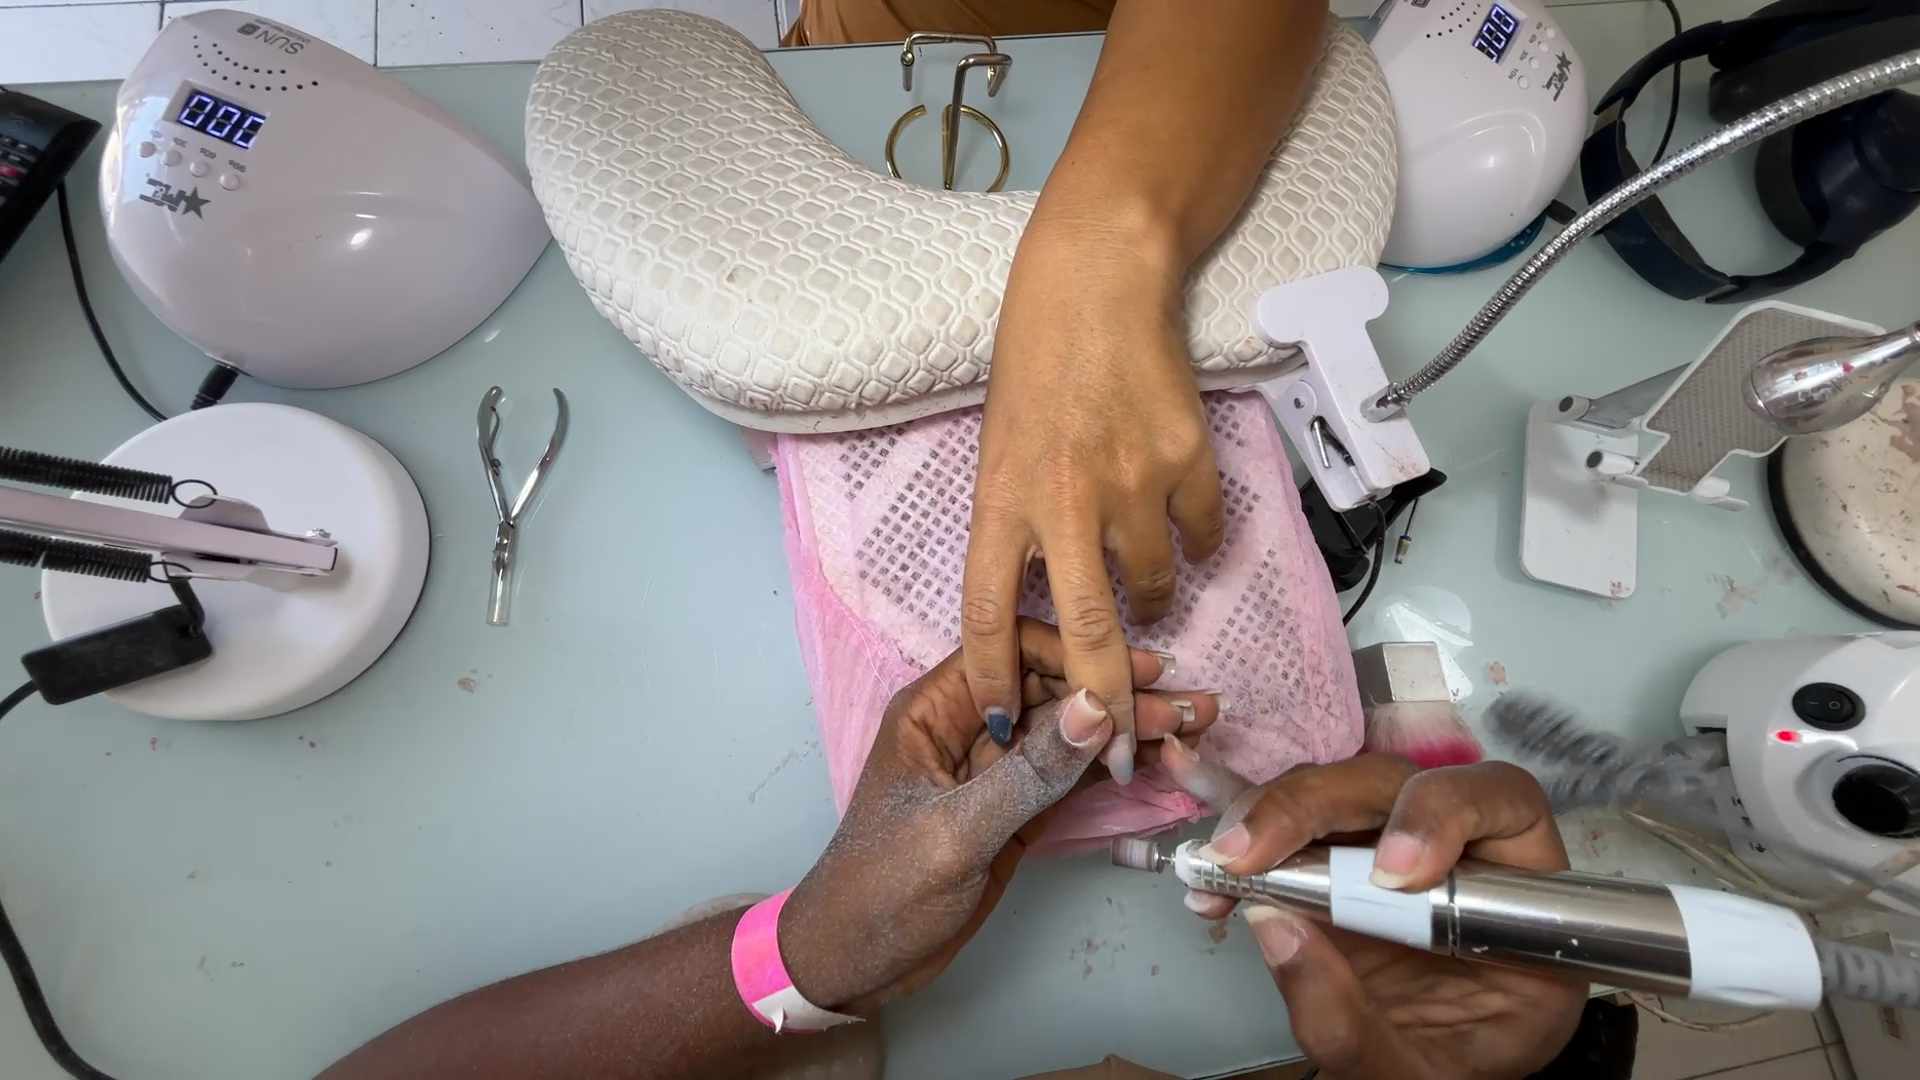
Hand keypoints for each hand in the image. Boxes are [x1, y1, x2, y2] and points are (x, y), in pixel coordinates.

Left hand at [780, 619, 1222, 1011]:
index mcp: (937, 708)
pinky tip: (1161, 759)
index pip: (1010, 652)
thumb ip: (1027, 774)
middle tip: (1190, 705)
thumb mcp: (954, 832)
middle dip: (1116, 694)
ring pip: (1069, 730)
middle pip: (1051, 689)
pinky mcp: (1019, 802)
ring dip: (1127, 727)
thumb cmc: (883, 890)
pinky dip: (1114, 765)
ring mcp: (999, 764)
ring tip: (1194, 725)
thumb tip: (1094, 707)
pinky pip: (1071, 772)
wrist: (859, 963)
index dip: (1073, 654)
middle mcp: (972, 723)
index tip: (1134, 670)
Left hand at [963, 222, 1225, 787]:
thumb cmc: (1035, 362)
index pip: (984, 613)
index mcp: (1000, 498)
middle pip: (1086, 631)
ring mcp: (1131, 481)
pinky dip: (1195, 542)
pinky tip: (1180, 517)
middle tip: (1115, 744)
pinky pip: (1203, 533)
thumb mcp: (998, 445)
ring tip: (1141, 576)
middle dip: (1103, 701)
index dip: (992, 679)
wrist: (1098, 280)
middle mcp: (1063, 500)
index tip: (1005, 722)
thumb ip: (1015, 522)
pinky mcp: (1189, 458)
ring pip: (1153, 584)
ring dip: (1150, 598)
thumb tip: (1044, 594)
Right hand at [1162, 750, 1587, 1079]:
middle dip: (1304, 808)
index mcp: (1507, 882)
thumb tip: (1271, 925)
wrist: (1402, 1059)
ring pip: (1316, 784)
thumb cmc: (1441, 1059)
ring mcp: (1371, 829)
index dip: (1441, 812)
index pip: (1493, 800)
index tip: (1390, 875)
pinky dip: (1230, 816)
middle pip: (1380, 780)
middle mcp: (1439, 834)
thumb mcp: (1420, 1071)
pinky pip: (1273, 806)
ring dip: (1257, 819)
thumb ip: (1355, 1023)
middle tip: (1243, 857)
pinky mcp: (1318, 837)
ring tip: (1216, 873)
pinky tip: (1194, 821)